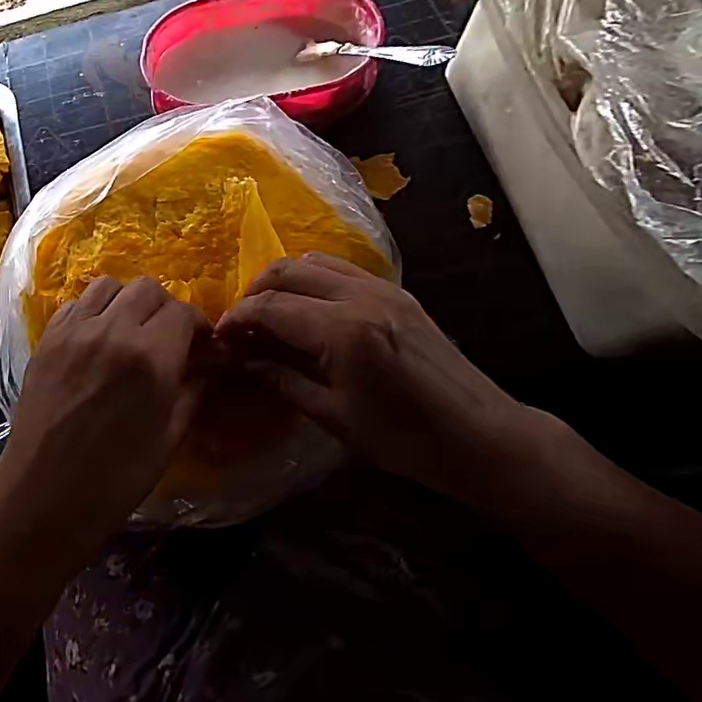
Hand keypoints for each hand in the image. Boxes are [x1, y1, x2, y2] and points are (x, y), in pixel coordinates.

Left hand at [0, 277, 209, 573]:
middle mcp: (110, 331)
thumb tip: (204, 368)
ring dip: (127, 302)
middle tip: (168, 338)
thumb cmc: (115, 478)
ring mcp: (72, 331)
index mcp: (149, 357)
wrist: (44, 493)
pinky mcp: (45, 339)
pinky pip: (74, 304)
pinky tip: (96, 338)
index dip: (199, 327)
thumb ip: (190, 392)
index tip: (202, 347)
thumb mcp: (168, 438)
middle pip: (147, 288)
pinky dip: (92, 311)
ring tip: (130, 331)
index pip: (183, 313)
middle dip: (166, 308)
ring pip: (108, 286)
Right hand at [216, 253, 554, 507]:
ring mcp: (383, 290)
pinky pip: (340, 269)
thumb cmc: (404, 439)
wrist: (482, 438)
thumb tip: (241, 360)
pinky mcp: (397, 294)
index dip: (236, 319)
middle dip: (253, 293)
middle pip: (287, 271)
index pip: (270, 307)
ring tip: (267, 312)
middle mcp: (361, 297)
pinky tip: (305, 309)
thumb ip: (281, 379)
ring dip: (281, 281)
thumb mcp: (333, 416)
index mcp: (344, 330)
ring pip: (313, 261)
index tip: (218, 337)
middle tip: (239, 323)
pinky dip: (311, 279)